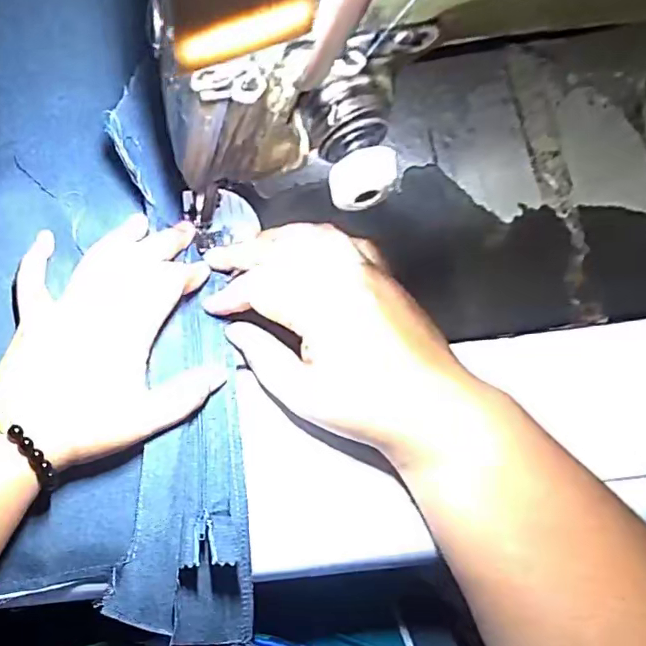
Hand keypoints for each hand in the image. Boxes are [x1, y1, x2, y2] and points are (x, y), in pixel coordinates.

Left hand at [0, 215, 225, 468]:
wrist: (21, 433)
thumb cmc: (85, 428)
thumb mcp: (143, 420)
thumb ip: (184, 397)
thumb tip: (219, 374)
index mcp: (129, 329)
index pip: (164, 287)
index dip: (185, 275)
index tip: (202, 270)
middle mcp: (97, 307)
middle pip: (135, 265)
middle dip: (162, 246)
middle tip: (183, 232)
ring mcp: (62, 308)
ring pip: (94, 262)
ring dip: (118, 240)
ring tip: (137, 223)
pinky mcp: (32, 319)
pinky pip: (32, 280)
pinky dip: (36, 258)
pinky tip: (44, 240)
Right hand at [202, 223, 495, 471]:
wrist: (431, 408)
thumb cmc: (372, 408)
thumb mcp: (302, 394)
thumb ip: (262, 357)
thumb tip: (238, 332)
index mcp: (323, 305)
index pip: (263, 285)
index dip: (232, 295)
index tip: (215, 307)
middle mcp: (347, 277)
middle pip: (285, 248)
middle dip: (246, 253)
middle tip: (219, 261)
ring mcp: (369, 272)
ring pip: (313, 237)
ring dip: (277, 239)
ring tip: (252, 249)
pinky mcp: (383, 277)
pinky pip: (343, 242)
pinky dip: (314, 239)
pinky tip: (303, 249)